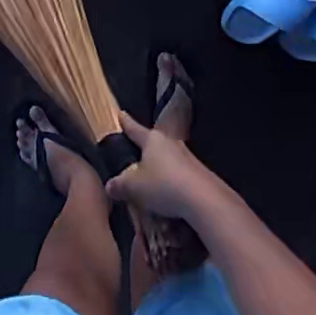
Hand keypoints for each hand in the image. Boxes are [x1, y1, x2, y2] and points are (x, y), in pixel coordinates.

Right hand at [104, 111, 222, 221]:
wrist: (205, 200)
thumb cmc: (164, 185)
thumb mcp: (133, 187)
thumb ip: (119, 185)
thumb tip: (110, 185)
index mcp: (153, 140)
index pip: (135, 129)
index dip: (126, 123)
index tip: (121, 113)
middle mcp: (171, 144)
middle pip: (154, 144)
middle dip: (145, 150)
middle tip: (135, 156)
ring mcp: (188, 159)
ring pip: (168, 161)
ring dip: (160, 170)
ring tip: (151, 184)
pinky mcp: (200, 175)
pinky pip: (180, 177)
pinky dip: (172, 185)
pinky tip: (169, 199)